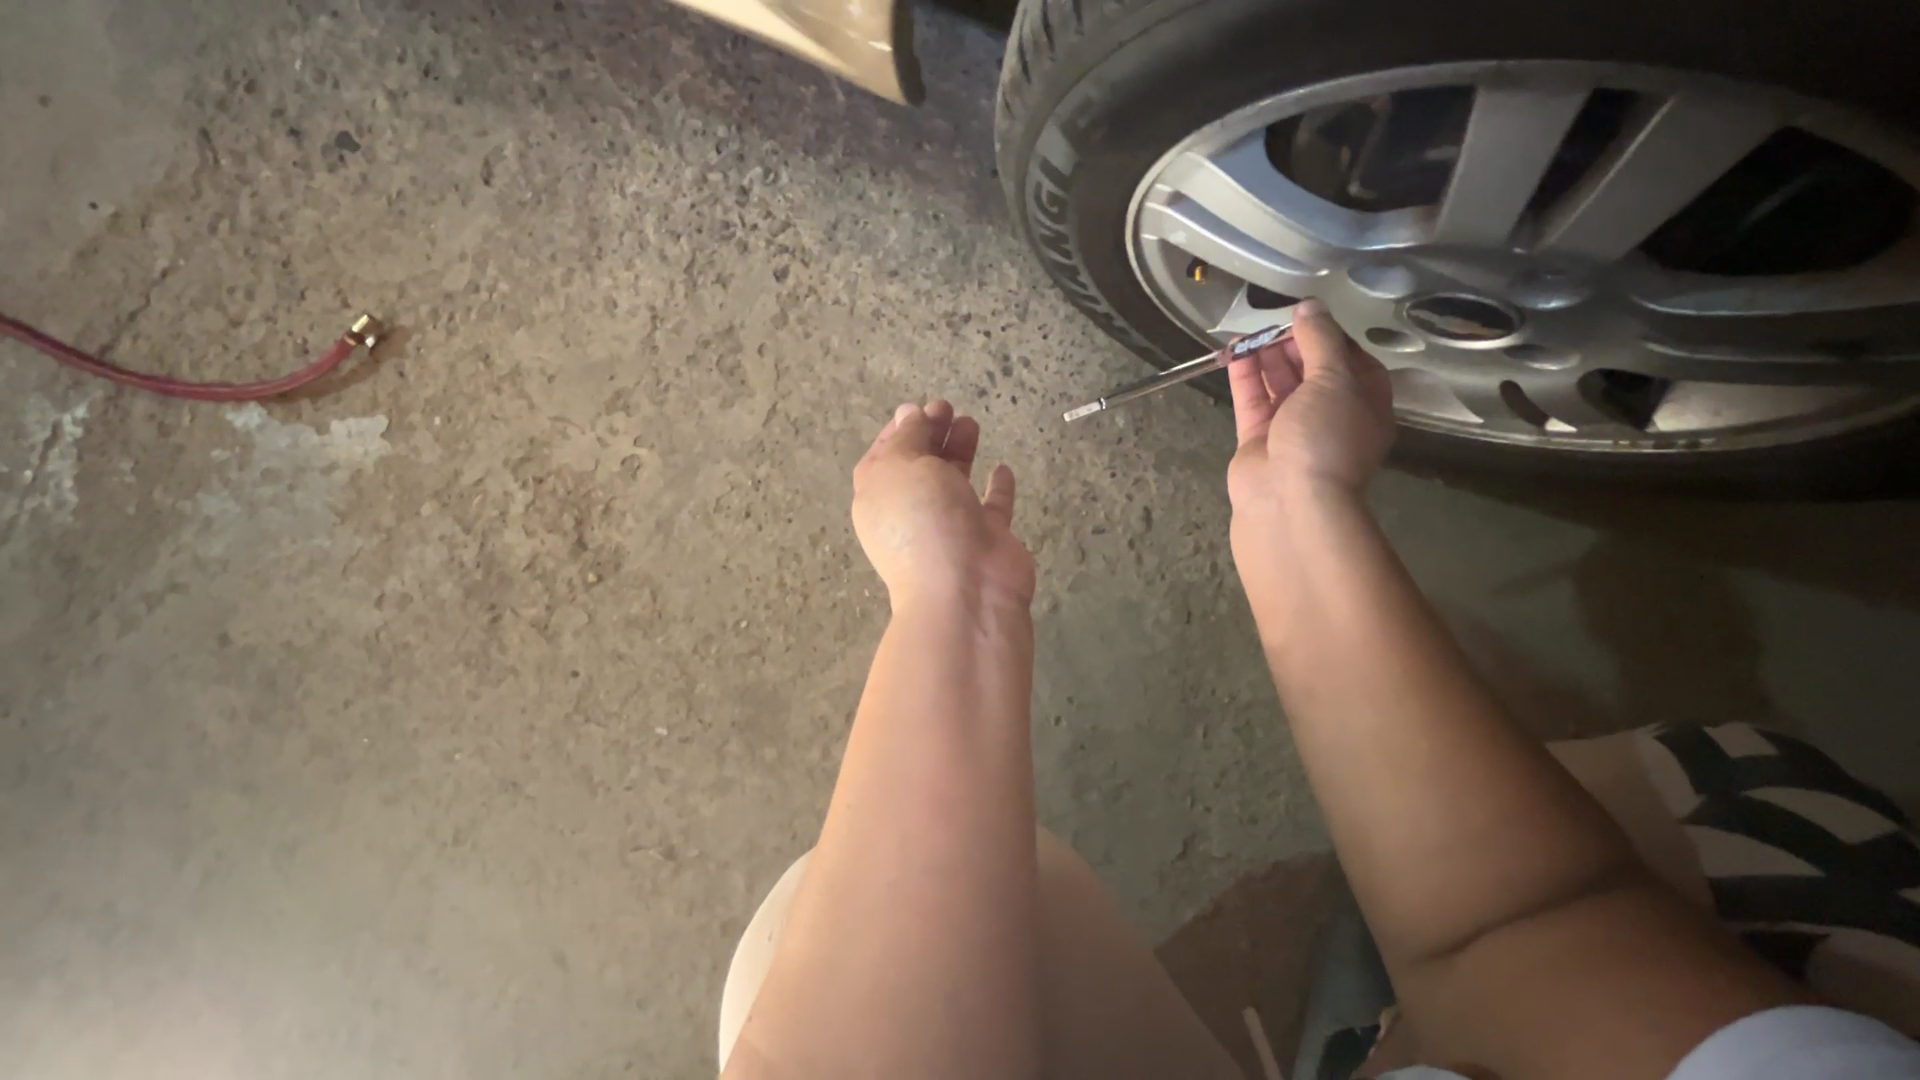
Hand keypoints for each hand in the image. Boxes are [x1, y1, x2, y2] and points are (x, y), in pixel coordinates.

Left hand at [852, 400, 1034, 610]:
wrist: (965, 588)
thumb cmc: (922, 520)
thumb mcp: (901, 466)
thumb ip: (907, 437)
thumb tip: (909, 413)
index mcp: (879, 497)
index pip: (883, 457)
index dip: (899, 430)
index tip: (918, 407)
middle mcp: (911, 511)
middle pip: (920, 465)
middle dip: (931, 434)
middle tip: (948, 408)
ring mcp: (951, 526)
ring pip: (954, 482)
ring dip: (960, 452)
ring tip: (971, 423)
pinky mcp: (987, 538)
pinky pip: (992, 508)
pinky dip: (997, 489)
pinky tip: (1002, 468)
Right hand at [1226, 298, 1395, 512]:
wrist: (1290, 501)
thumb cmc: (1326, 438)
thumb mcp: (1334, 380)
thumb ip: (1320, 340)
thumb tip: (1310, 306)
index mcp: (1366, 404)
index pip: (1351, 360)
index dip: (1329, 336)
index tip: (1306, 315)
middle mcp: (1331, 416)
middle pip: (1312, 370)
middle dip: (1294, 344)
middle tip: (1273, 323)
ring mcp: (1292, 429)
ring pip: (1280, 384)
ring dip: (1266, 357)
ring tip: (1249, 333)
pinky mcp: (1258, 439)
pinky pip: (1252, 400)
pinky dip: (1244, 376)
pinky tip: (1234, 351)